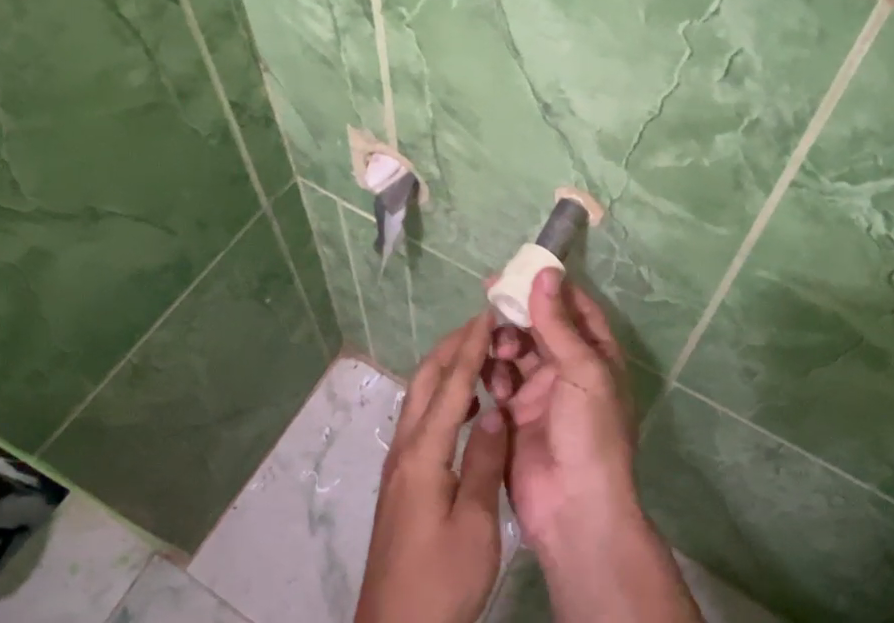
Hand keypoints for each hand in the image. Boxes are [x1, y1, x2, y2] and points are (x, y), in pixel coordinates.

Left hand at [356, 313, 507, 622]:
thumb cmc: (441, 578)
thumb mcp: (475, 524)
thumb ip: (484, 463)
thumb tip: (493, 410)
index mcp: (424, 454)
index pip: (451, 386)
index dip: (470, 347)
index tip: (488, 315)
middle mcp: (405, 450)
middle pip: (426, 383)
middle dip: (452, 348)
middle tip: (482, 324)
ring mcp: (399, 468)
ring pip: (420, 402)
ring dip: (445, 372)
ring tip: (477, 357)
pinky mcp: (402, 484)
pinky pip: (421, 423)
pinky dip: (442, 401)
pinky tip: (463, 412)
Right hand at [483, 269, 637, 554]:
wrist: (573, 508)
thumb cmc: (590, 433)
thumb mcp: (583, 371)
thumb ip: (558, 323)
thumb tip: (545, 273)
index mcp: (596, 357)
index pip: (573, 308)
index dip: (548, 287)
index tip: (518, 269)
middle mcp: (569, 371)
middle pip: (539, 327)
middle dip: (516, 313)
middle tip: (490, 300)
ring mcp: (540, 395)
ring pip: (514, 352)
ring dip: (502, 344)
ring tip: (497, 352)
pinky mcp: (513, 417)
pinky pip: (497, 382)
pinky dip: (488, 372)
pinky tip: (483, 374)